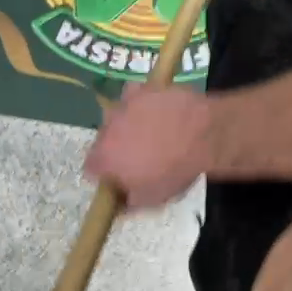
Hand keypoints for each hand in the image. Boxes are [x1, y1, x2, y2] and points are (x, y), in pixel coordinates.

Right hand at [83, 84, 211, 208]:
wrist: (201, 134)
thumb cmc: (174, 170)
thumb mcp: (150, 199)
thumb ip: (128, 202)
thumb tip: (120, 201)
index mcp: (105, 157)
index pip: (90, 167)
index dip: (104, 172)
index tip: (118, 176)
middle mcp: (109, 128)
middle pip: (103, 138)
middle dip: (115, 146)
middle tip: (136, 154)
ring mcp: (126, 104)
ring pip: (116, 114)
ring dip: (125, 123)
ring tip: (146, 129)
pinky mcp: (143, 87)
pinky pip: (133, 93)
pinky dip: (138, 100)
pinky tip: (151, 107)